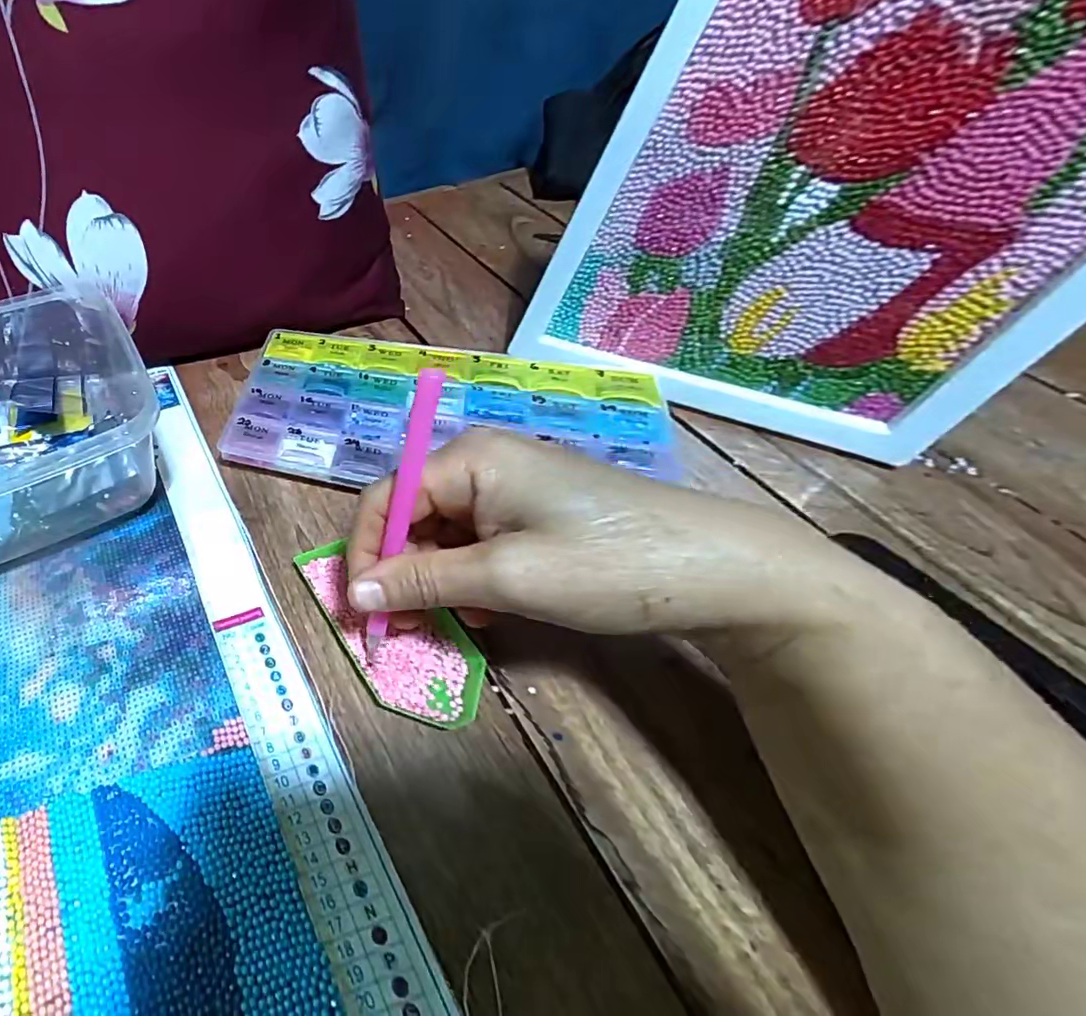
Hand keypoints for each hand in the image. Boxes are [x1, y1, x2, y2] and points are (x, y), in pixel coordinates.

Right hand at [345, 430, 871, 638]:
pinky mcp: (530, 512)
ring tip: (449, 621)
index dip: (365, 553)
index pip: (386, 499)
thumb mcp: (504, 578)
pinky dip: (467, 578)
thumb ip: (421, 581)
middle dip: (400, 572)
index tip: (359, 609)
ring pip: (440, 535)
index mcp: (468, 458)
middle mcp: (480, 462)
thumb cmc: (607, 563)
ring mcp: (508, 487)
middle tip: (401, 626)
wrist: (729, 574)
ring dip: (434, 581)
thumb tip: (355, 593)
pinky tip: (485, 608)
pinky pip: (474, 543)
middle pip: (411, 516)